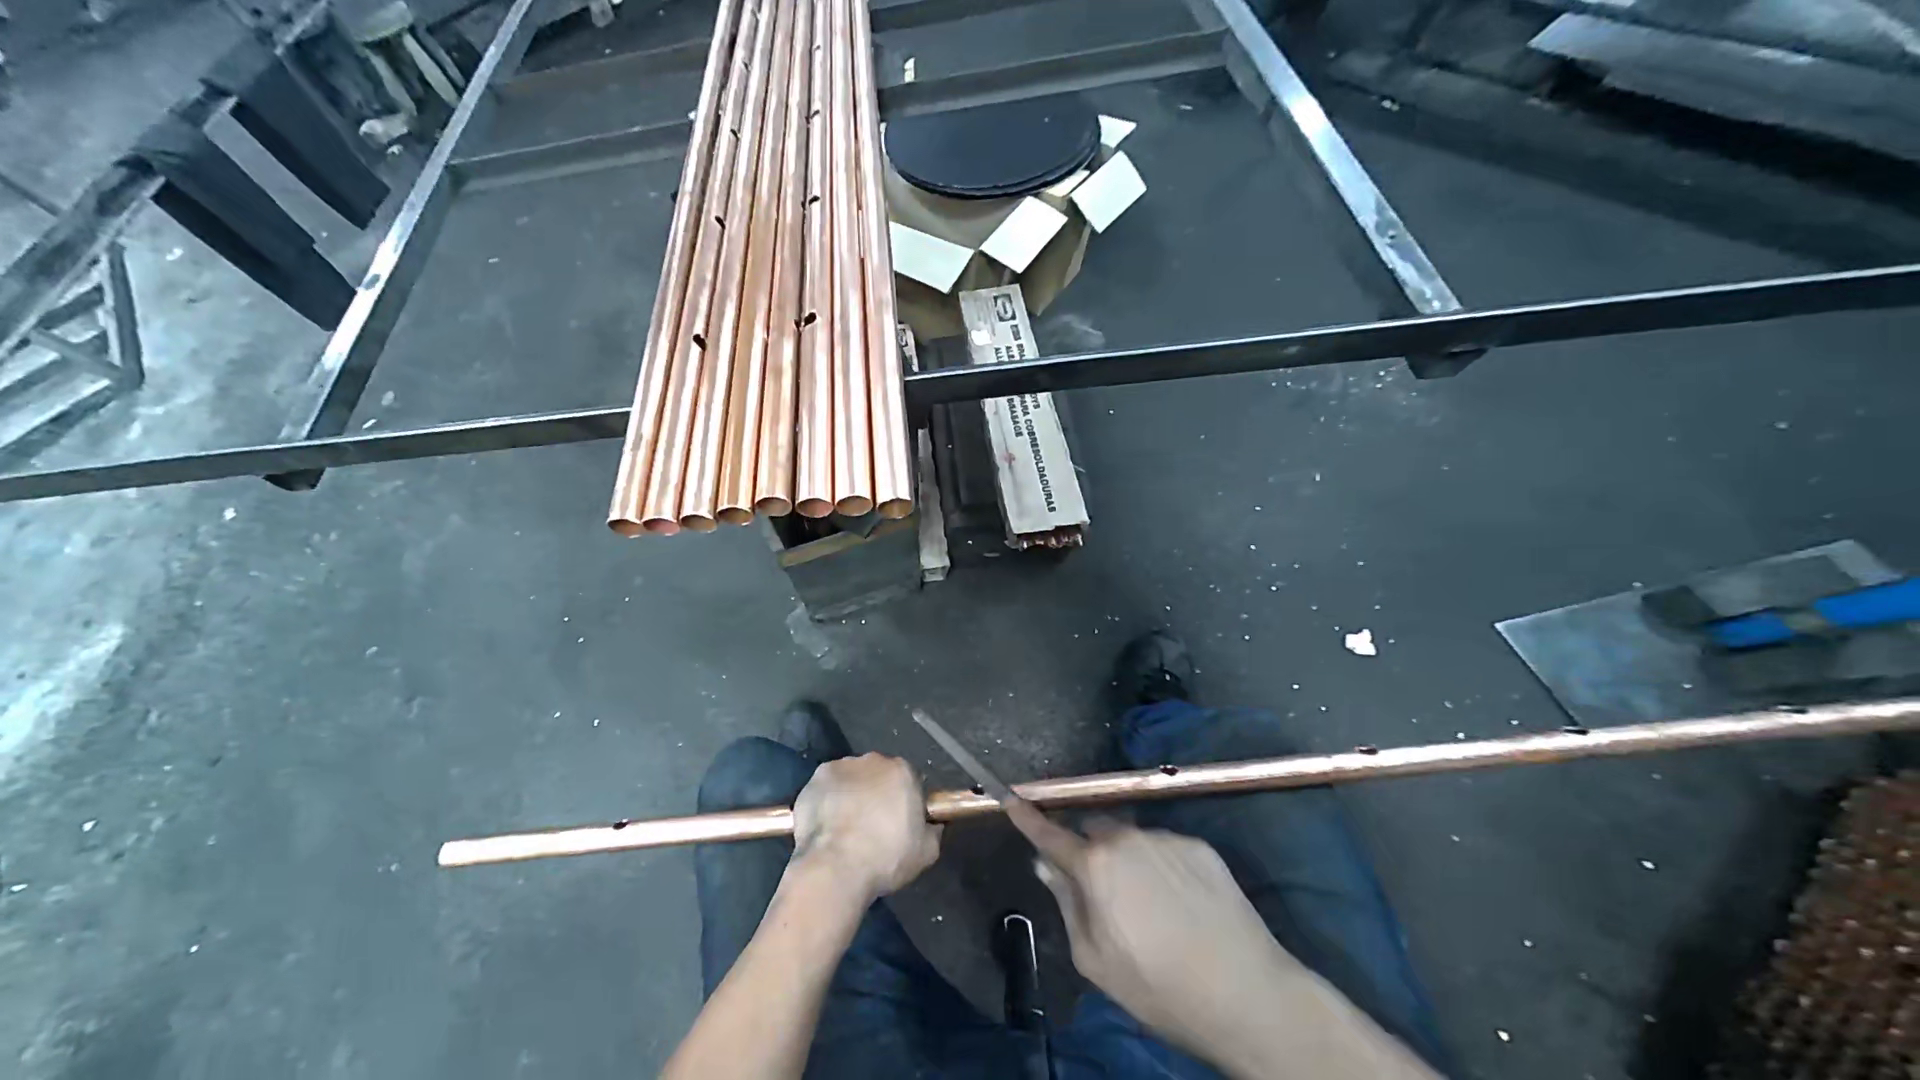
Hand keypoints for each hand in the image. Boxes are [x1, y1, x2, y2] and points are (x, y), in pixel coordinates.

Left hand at [791, 753, 940, 899]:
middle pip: (878, 775)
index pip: (908, 780)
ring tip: (845, 828)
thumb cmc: (885, 858)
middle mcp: (871, 761)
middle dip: (877, 794)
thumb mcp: (926, 852)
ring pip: (850, 780)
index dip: (904, 802)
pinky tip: (826, 826)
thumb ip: (933, 830)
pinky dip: (826, 802)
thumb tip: (933, 824)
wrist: (834, 869)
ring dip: (851, 796)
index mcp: (902, 771)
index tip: (899, 823)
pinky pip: (826, 789)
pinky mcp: (812, 782)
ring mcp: (839, 768)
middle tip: (872, 826)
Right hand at [1035, 823, 1306, 1054]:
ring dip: (1129, 859)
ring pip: (1133, 839)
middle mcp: (1128, 838)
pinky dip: (1163, 867)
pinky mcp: (1202, 847)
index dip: (1027, 816)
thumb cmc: (1158, 985)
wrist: (1247, 993)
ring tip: (1151, 906)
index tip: (1011, 797)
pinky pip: (1167, 848)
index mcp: (1095, 865)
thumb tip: (1047, 864)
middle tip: (1100, 888)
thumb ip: (1066, 902)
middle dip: (1089, 848)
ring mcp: (1168, 838)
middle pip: (1095, 830)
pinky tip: (1181, 904)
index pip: (1050, 833)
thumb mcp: (1094, 959)